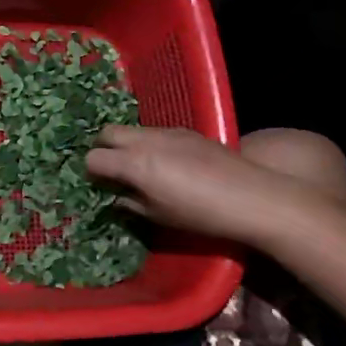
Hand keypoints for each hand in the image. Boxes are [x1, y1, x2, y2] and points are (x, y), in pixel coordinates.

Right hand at [85, 126, 345, 245]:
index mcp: (135, 163)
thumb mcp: (160, 215)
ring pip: (133, 129)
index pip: (94, 158)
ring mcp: (170, 132)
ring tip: (136, 168)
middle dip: (103, 148)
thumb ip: (131, 202)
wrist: (254, 196)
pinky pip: (155, 132)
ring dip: (127, 144)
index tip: (97, 185)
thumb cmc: (202, 214)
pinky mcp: (189, 132)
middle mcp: (147, 140)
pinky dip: (147, 143)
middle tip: (110, 171)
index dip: (91, 172)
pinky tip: (163, 164)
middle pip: (108, 132)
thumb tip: (116, 196)